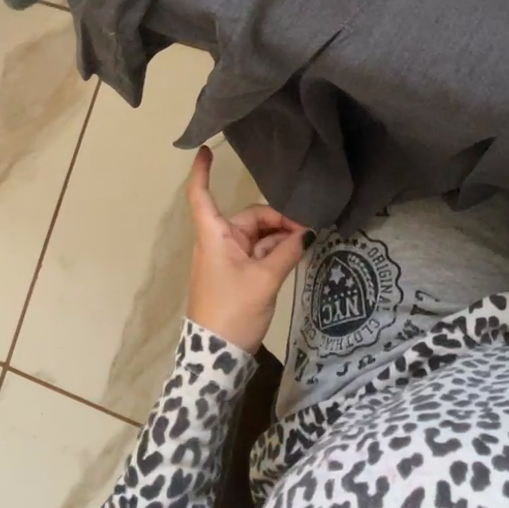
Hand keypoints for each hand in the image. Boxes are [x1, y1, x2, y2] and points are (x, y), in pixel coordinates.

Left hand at [184, 146, 308, 353]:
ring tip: (305, 244)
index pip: (201, 196)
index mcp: (214, 236)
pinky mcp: (236, 275)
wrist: (218, 357)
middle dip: (278, 220)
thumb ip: (287, 252)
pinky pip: (258, 253)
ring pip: (258, 236)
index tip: (206, 150)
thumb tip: (305, 233)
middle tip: (307, 231)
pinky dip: (275, 252)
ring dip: (280, 238)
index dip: (202, 172)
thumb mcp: (265, 280)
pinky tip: (296, 255)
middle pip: (249, 218)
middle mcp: (218, 242)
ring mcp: (227, 259)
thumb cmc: (233, 310)